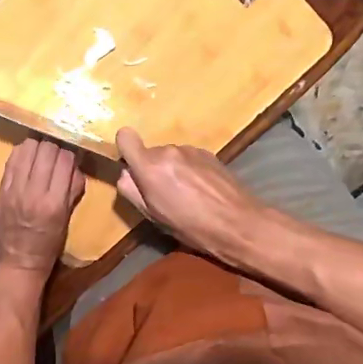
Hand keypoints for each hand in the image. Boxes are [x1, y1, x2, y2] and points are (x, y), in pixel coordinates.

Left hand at [0, 139, 84, 274]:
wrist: (19, 259)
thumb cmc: (49, 243)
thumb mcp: (67, 217)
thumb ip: (73, 188)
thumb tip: (75, 163)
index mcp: (54, 202)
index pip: (65, 161)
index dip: (70, 155)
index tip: (71, 158)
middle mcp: (34, 192)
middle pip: (47, 149)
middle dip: (55, 148)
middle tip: (57, 154)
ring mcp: (14, 188)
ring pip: (28, 148)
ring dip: (38, 147)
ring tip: (42, 154)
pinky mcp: (2, 187)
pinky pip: (12, 158)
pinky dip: (22, 153)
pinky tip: (28, 158)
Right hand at [115, 128, 268, 263]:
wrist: (237, 222)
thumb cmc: (191, 227)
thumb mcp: (153, 216)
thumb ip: (132, 191)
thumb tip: (126, 174)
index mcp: (150, 167)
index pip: (125, 137)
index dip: (126, 149)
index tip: (134, 169)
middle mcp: (169, 151)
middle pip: (150, 152)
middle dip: (152, 169)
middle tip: (164, 195)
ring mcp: (190, 150)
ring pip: (170, 156)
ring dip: (172, 170)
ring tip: (186, 194)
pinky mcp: (208, 153)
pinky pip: (188, 158)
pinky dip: (189, 169)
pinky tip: (201, 190)